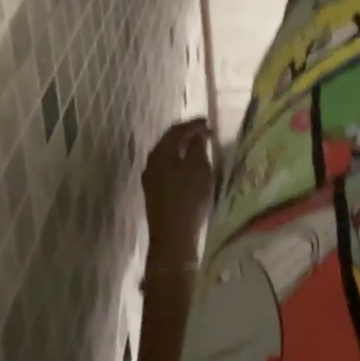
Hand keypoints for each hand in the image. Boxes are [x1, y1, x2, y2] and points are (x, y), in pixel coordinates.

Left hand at [142, 118, 215, 266]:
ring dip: (183, 150)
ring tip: (200, 149)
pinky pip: (167, 169)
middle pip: (169, 142)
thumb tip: (197, 134)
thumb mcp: (200, 168)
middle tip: (205, 133)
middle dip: (187, 136)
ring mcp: (150, 179)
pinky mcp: (154, 193)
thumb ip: (198, 147)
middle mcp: (151, 162)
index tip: (209, 123)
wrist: (173, 238)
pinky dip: (180, 163)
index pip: (176, 130)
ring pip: (168, 156)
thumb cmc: (189, 198)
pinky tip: (191, 169)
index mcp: (160, 152)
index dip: (193, 124)